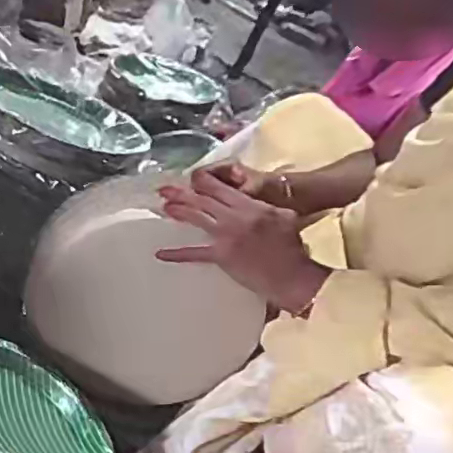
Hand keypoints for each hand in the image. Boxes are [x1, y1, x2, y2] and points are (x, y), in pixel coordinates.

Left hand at [158, 168, 328, 310]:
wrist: (291, 274)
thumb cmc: (293, 247)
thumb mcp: (284, 216)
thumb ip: (265, 207)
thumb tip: (253, 203)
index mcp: (250, 205)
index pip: (221, 187)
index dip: (202, 181)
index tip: (191, 178)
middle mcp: (235, 216)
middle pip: (203, 199)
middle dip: (182, 192)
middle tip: (164, 189)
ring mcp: (226, 236)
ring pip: (197, 217)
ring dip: (178, 211)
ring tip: (163, 207)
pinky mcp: (221, 256)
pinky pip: (194, 254)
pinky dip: (176, 254)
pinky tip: (160, 254)